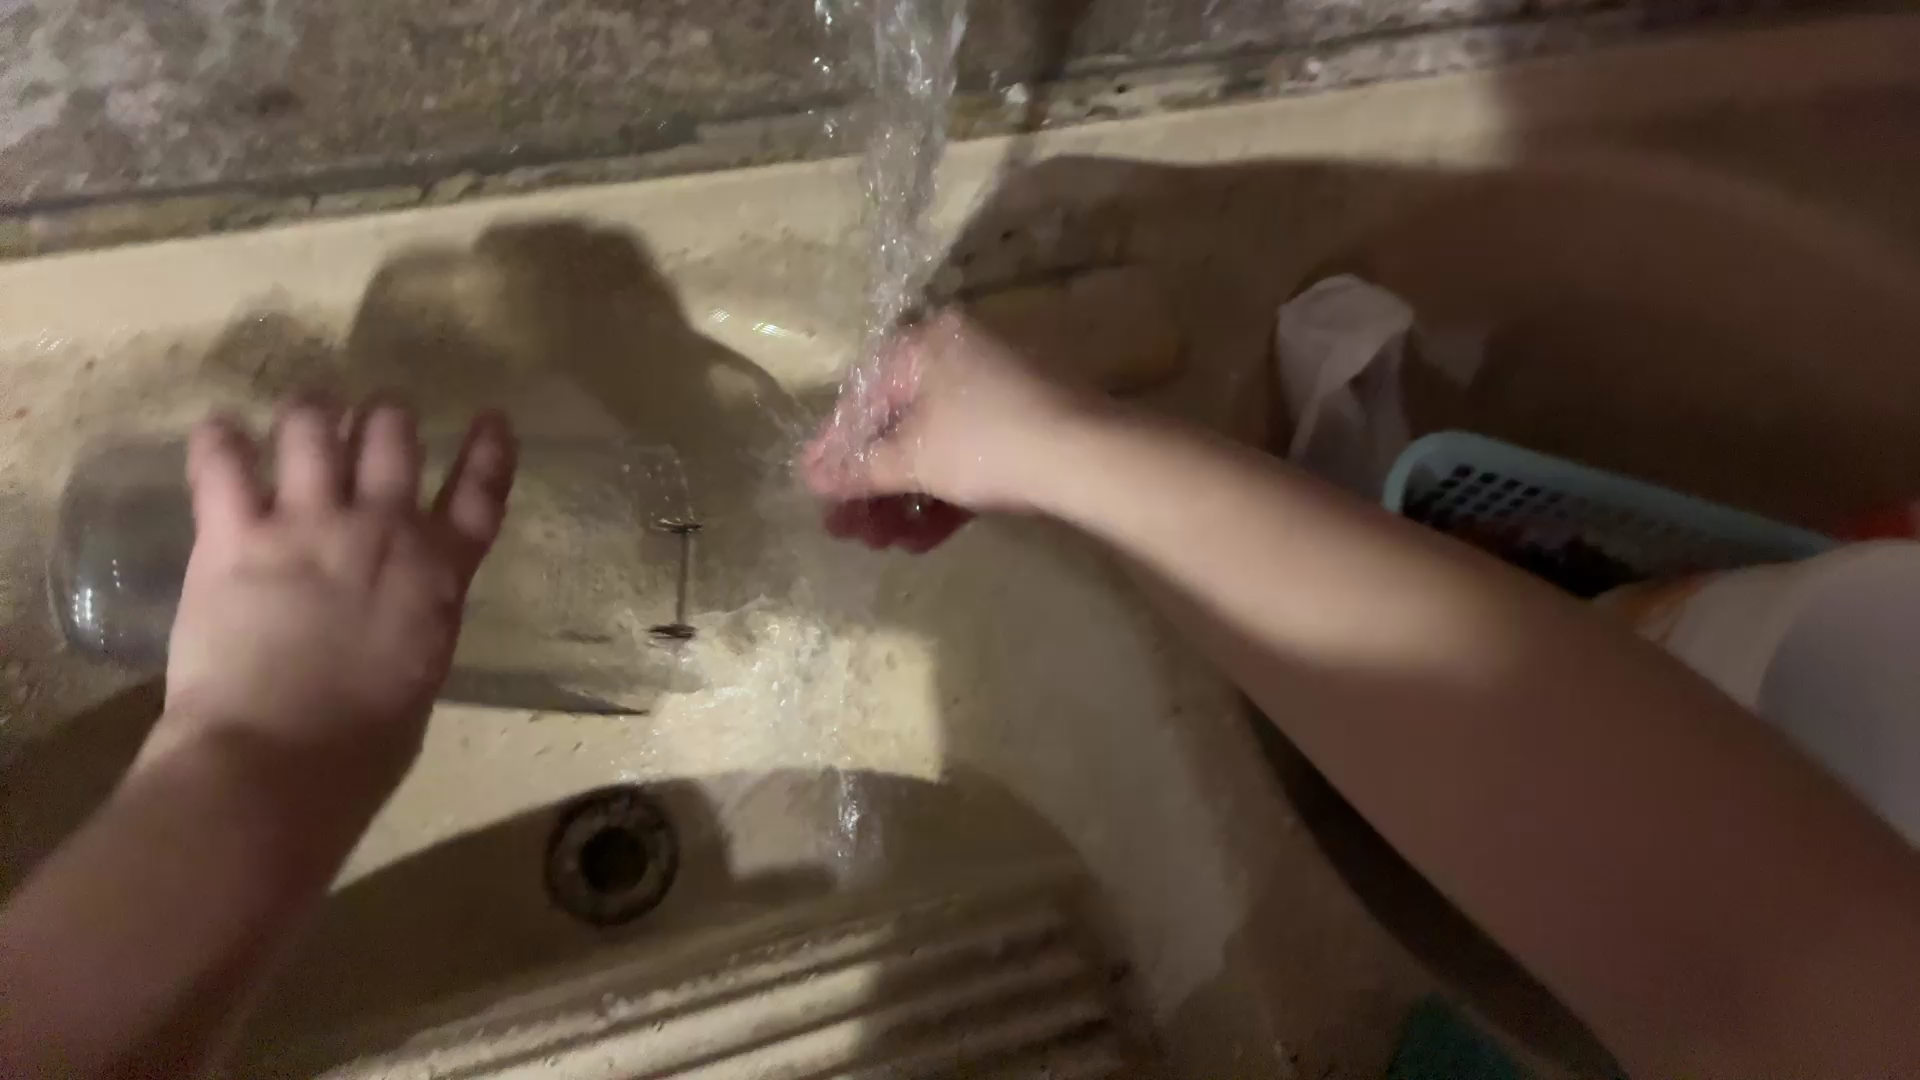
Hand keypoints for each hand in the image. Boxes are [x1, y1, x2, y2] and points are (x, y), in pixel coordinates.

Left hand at [152, 399, 515, 789]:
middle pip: (394, 441)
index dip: (490, 449)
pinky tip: (221, 428)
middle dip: (389, 415)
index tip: (494, 416)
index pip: (480, 492)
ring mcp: (311, 525)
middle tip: (382, 409)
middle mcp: (385, 528)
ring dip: (314, 410)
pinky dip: (222, 440)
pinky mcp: (235, 538)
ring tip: (310, 405)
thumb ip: (423, 603)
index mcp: (443, 567)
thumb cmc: (377, 723)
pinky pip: (225, 467)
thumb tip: (408, 593)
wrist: (290, 747)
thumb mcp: (429, 651)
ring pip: (314, 433)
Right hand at [801, 313, 1093, 548]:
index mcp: (927, 345)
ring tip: (884, 545)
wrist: (1089, 458)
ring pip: (934, 450)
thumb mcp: (915, 457)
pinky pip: (967, 459)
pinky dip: (944, 496)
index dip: (834, 448)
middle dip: (872, 489)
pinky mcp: (1021, 429)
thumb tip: (812, 477)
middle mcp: (959, 359)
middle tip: (849, 532)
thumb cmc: (987, 443)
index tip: (814, 487)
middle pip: (898, 428)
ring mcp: (995, 394)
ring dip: (906, 501)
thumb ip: (860, 469)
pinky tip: (924, 539)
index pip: (863, 398)